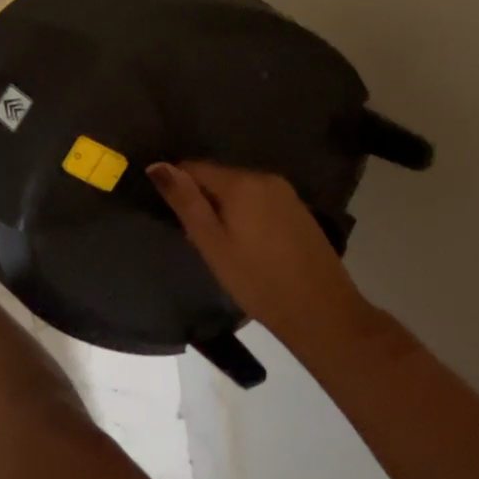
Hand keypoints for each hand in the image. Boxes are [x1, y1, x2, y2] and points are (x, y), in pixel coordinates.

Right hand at [146, 162, 381, 353]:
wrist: (322, 312)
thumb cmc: (256, 279)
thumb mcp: (210, 241)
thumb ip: (184, 200)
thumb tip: (157, 165)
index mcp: (241, 183)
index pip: (192, 167)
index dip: (177, 188)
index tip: (173, 217)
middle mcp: (265, 178)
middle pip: (217, 177)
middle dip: (201, 199)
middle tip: (196, 237)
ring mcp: (287, 194)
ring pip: (239, 191)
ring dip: (223, 208)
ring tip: (219, 243)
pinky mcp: (299, 211)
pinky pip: (259, 202)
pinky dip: (245, 215)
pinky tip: (247, 245)